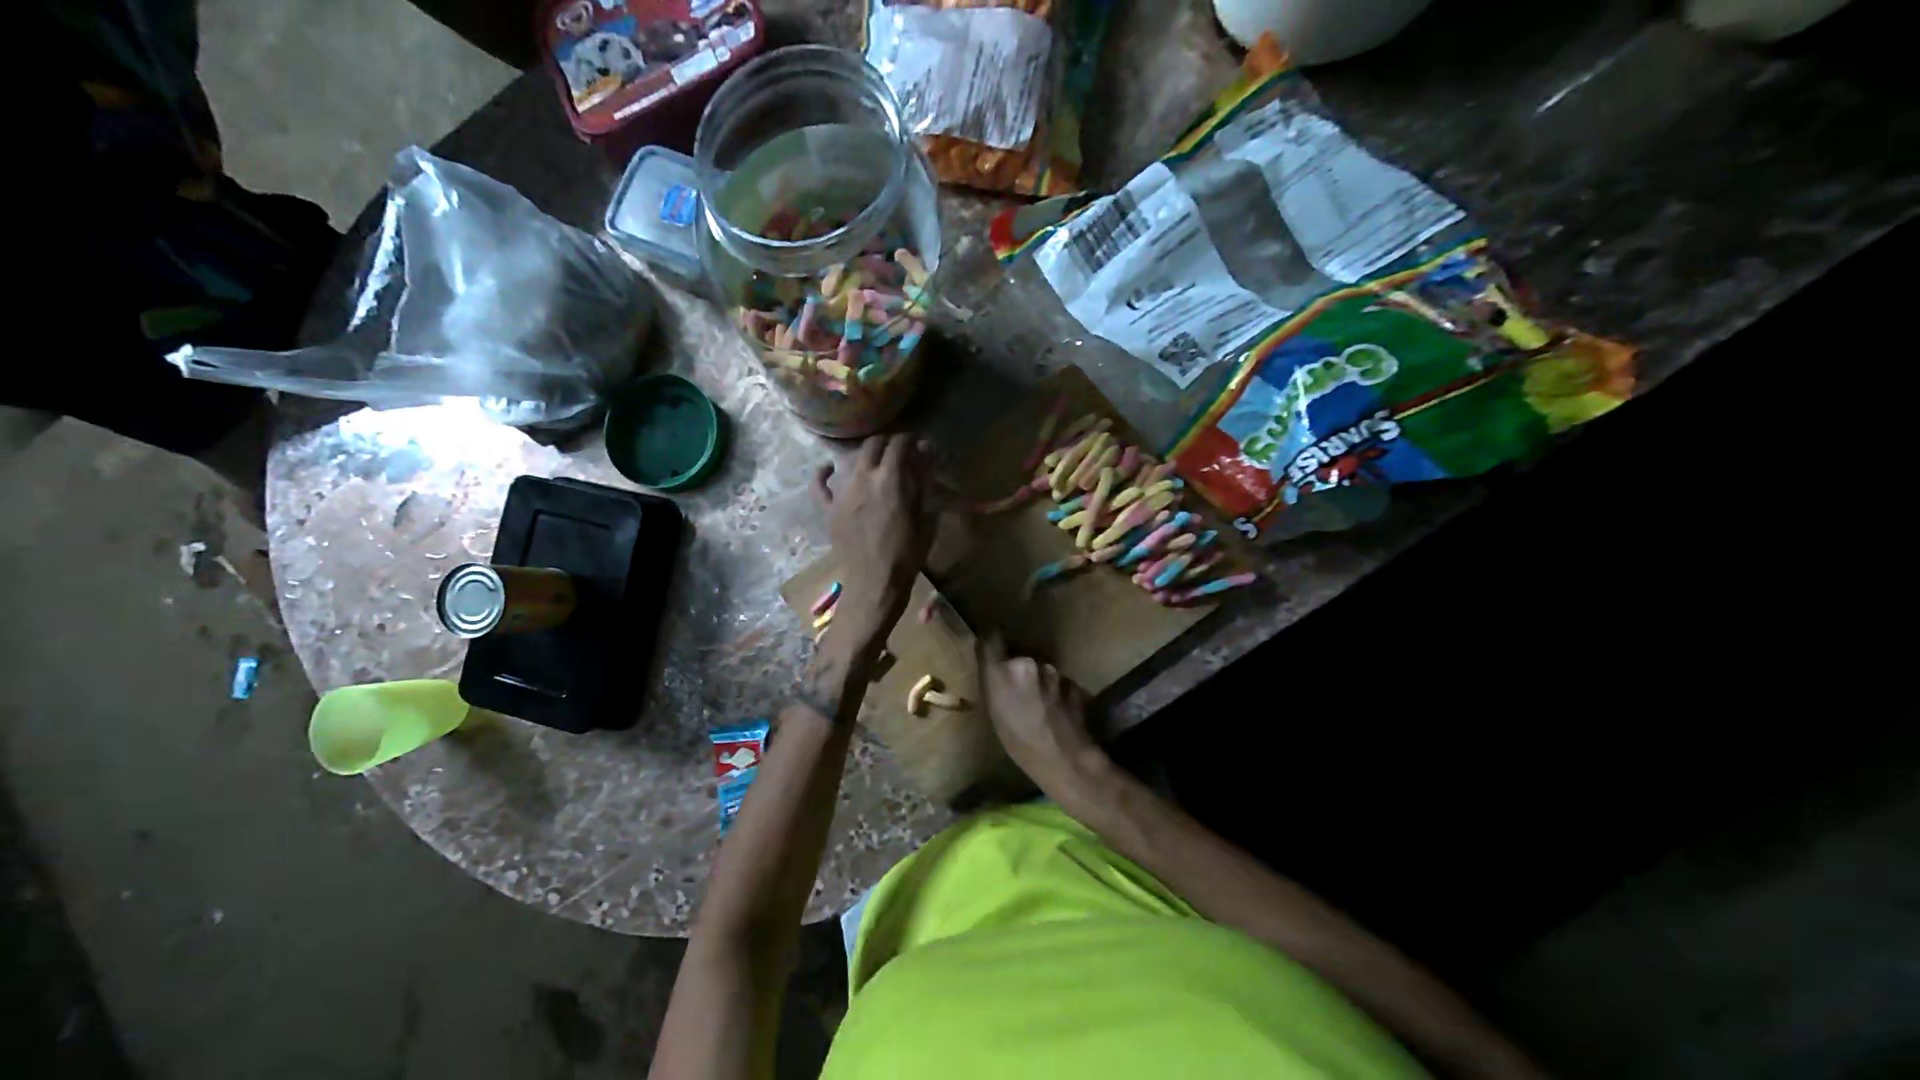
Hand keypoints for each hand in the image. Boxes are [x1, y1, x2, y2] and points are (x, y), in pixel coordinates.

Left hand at [813, 435, 932, 657]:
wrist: (876, 582)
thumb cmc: (908, 552)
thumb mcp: (926, 516)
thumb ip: (924, 483)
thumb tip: (926, 457)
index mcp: (891, 478)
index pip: (900, 443)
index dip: (911, 440)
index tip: (919, 445)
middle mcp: (863, 477)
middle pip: (874, 444)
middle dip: (889, 442)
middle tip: (900, 451)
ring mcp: (842, 492)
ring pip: (851, 459)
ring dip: (865, 456)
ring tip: (876, 463)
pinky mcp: (829, 509)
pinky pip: (820, 485)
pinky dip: (823, 473)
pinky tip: (828, 468)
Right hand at [977, 634, 1103, 797]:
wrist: (1065, 758)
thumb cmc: (1020, 744)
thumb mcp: (994, 713)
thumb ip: (993, 681)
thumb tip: (992, 664)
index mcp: (1003, 669)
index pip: (991, 636)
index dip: (990, 640)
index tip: (989, 647)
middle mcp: (1028, 662)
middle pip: (1018, 651)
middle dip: (1015, 663)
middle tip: (1014, 685)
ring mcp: (1053, 670)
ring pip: (1039, 665)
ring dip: (1036, 676)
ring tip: (1036, 701)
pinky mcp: (1071, 680)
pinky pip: (1056, 679)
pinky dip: (1053, 688)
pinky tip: (1053, 708)